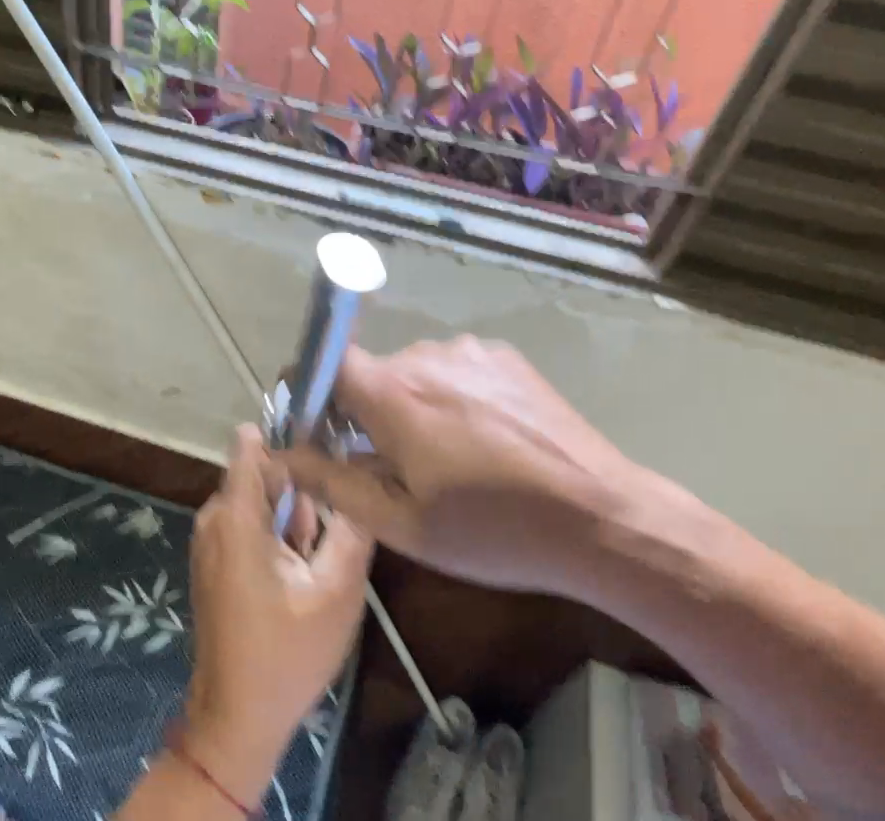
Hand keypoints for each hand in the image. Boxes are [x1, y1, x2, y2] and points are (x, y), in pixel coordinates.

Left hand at [183, 425, 373, 805]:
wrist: (238, 716)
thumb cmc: (288, 653)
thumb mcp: (338, 588)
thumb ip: (350, 524)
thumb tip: (361, 473)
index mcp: (235, 517)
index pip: (254, 444)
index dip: (291, 434)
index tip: (330, 440)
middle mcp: (214, 518)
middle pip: (264, 475)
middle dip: (302, 492)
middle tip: (331, 535)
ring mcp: (210, 541)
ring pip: (261, 503)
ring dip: (292, 522)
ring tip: (317, 566)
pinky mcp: (214, 562)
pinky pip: (250, 527)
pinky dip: (277, 539)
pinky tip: (299, 578)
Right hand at [275, 336, 706, 599]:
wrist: (601, 518)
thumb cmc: (492, 531)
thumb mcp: (402, 524)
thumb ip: (334, 483)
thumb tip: (283, 456)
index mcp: (394, 394)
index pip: (326, 360)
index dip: (310, 388)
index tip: (316, 427)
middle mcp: (427, 356)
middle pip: (372, 374)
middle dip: (367, 413)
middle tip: (392, 468)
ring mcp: (473, 353)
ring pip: (416, 374)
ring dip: (414, 408)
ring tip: (449, 462)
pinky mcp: (508, 359)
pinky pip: (456, 371)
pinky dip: (453, 399)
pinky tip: (485, 443)